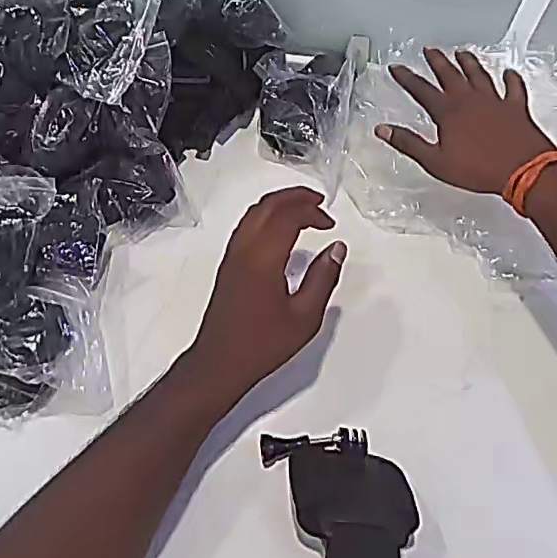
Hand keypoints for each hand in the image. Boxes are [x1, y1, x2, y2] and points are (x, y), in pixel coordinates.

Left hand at [183, 187, 345, 399]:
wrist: (220, 360)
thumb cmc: (263, 343)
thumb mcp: (305, 316)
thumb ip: (323, 277)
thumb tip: (336, 249)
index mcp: (263, 256)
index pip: (287, 216)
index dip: (310, 211)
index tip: (329, 222)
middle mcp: (244, 248)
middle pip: (267, 206)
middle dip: (294, 197)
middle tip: (318, 202)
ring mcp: (232, 254)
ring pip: (254, 213)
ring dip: (278, 205)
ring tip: (303, 211)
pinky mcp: (228, 264)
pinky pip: (246, 225)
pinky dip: (266, 216)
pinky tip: (281, 230)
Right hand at [378, 47, 556, 193]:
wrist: (524, 172)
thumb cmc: (481, 169)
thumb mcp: (435, 161)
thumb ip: (408, 143)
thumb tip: (384, 131)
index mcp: (449, 112)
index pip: (421, 89)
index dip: (406, 77)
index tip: (398, 68)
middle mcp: (471, 101)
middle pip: (450, 74)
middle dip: (437, 61)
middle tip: (430, 51)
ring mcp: (495, 102)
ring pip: (478, 75)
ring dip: (468, 63)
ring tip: (462, 53)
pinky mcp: (516, 109)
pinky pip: (513, 88)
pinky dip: (511, 78)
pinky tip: (509, 72)